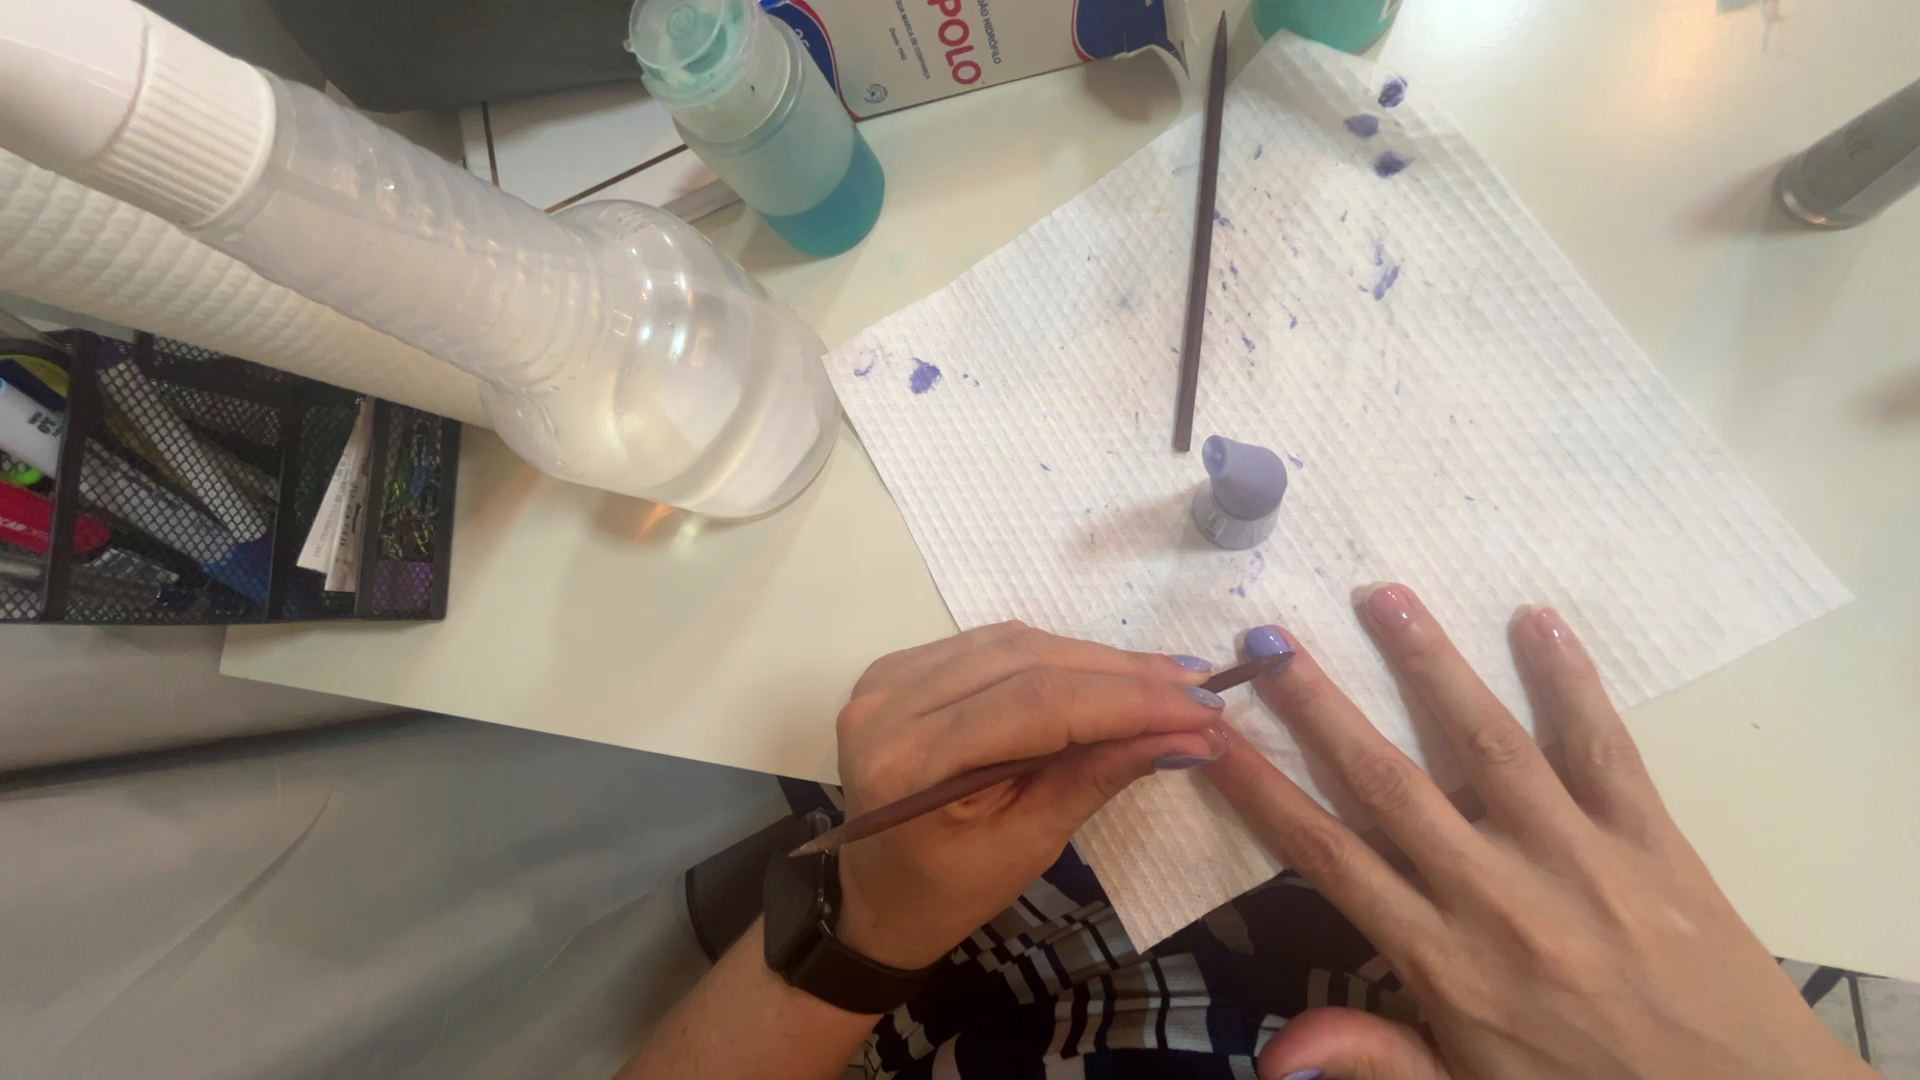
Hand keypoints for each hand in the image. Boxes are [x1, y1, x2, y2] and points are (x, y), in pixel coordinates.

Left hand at [832, 622, 1230, 972]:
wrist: (874, 894)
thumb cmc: (950, 891)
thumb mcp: (1030, 845)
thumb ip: (1099, 775)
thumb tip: (1187, 733)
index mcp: (910, 761)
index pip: (1037, 705)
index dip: (1128, 700)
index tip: (1204, 707)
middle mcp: (888, 701)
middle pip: (1026, 661)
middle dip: (1122, 673)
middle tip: (1196, 686)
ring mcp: (886, 675)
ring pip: (1013, 642)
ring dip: (1093, 658)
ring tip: (1163, 677)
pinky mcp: (897, 666)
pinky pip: (989, 644)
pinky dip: (1052, 655)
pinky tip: (1101, 670)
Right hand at [1205, 584, 1874, 1079]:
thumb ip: (1372, 1057)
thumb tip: (1269, 1058)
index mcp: (1440, 954)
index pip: (1323, 852)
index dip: (1258, 786)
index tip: (1211, 728)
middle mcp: (1494, 893)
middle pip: (1384, 779)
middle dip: (1317, 703)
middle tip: (1270, 636)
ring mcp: (1576, 857)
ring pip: (1486, 743)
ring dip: (1429, 662)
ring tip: (1382, 594)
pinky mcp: (1654, 842)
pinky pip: (1605, 750)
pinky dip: (1571, 681)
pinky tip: (1536, 617)